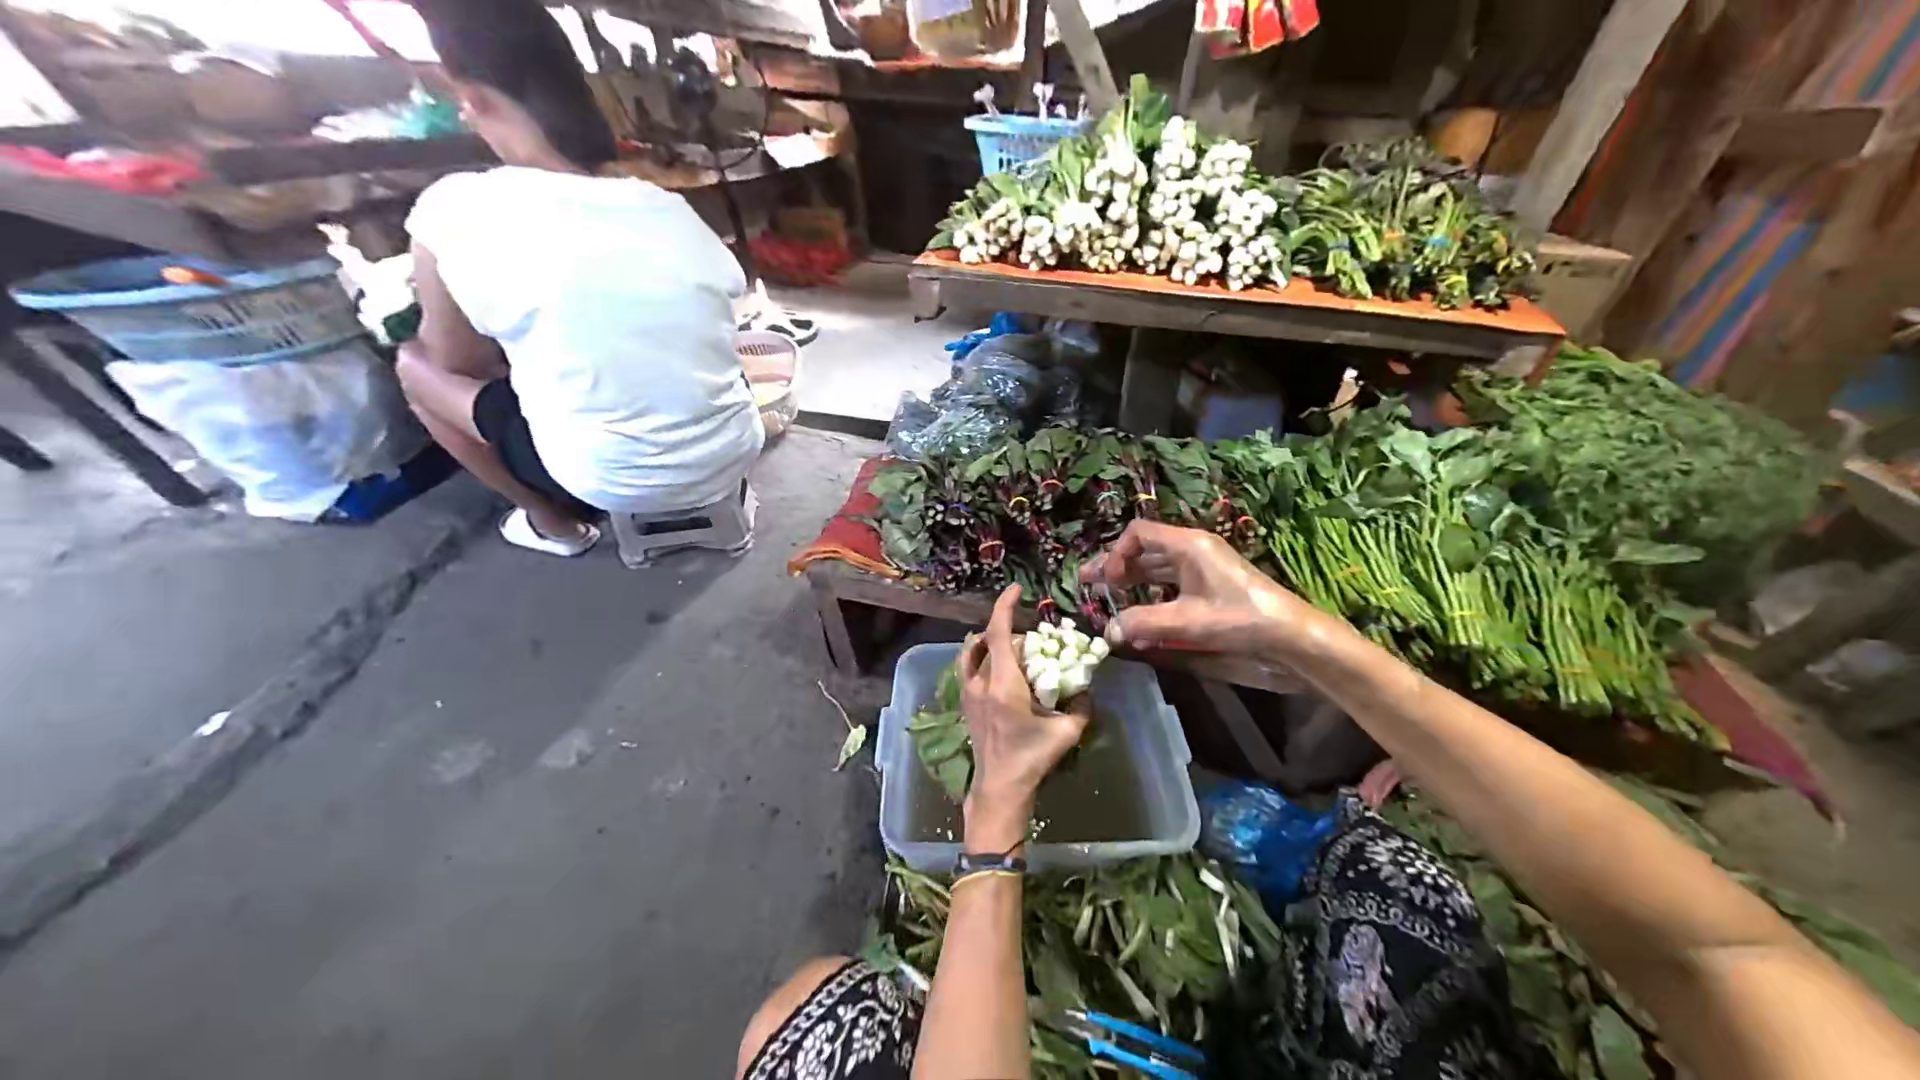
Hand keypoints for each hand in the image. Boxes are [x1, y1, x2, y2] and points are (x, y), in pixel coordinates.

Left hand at [958, 585, 1090, 850]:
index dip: (1004, 607)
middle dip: (1011, 631)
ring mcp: (968, 691)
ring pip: (974, 651)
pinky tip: (994, 661)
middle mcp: (981, 682)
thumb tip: (1087, 687)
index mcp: (1004, 685)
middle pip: (991, 640)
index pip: (998, 634)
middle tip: (1034, 638)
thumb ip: (1081, 706)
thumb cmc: (1032, 759)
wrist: (999, 787)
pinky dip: (978, 654)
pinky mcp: (965, 701)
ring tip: (1013, 645)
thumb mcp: (1067, 732)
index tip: (1015, 590)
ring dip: (992, 640)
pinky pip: (967, 666)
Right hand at [1080, 520, 1333, 660]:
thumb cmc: (1240, 619)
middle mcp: (1193, 548)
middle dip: (1115, 566)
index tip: (1108, 581)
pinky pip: (1171, 580)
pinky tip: (1140, 611)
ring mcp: (1203, 565)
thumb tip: (1108, 631)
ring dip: (1131, 579)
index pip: (1139, 533)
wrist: (1289, 634)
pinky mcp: (1210, 583)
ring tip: (1108, 595)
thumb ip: (1143, 623)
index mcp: (1188, 545)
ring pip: (1156, 565)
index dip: (1116, 554)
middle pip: (1144, 549)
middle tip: (1088, 583)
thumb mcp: (1187, 622)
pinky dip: (1151, 591)